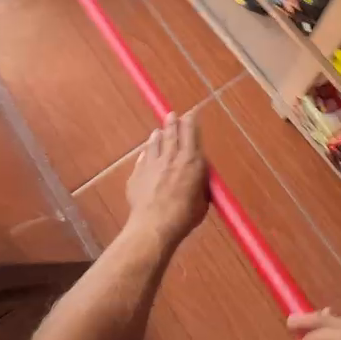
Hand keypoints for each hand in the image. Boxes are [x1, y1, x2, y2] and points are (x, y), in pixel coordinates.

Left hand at [123, 112, 208, 247]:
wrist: (153, 225)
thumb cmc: (184, 217)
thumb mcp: (203, 201)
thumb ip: (200, 183)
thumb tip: (198, 175)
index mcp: (190, 162)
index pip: (191, 134)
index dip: (190, 122)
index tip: (190, 113)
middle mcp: (171, 157)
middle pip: (171, 134)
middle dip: (172, 123)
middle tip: (172, 114)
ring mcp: (151, 163)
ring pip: (154, 143)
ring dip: (158, 135)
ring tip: (158, 131)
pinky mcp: (137, 173)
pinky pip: (143, 157)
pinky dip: (146, 151)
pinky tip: (146, 151)